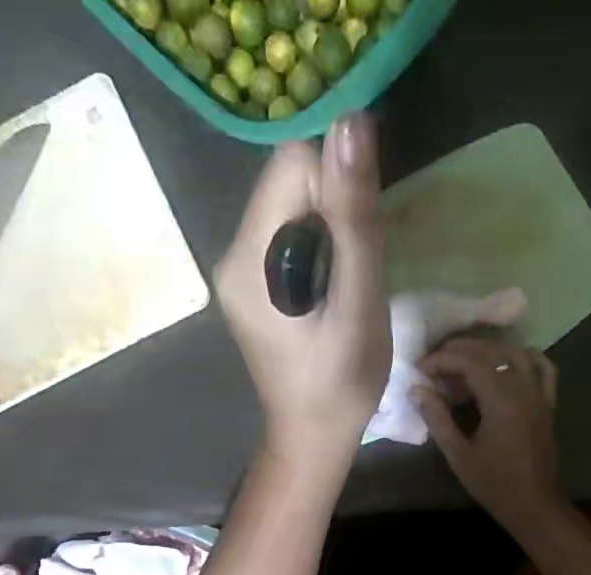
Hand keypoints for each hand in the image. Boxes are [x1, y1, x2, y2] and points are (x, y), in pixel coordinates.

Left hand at [214, 112, 390, 461]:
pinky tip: (329, 290)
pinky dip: (318, 246)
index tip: (358, 236)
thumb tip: (350, 123)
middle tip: (352, 271)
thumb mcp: (359, 302)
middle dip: (333, 207)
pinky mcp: (249, 282)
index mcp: (248, 262)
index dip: (337, 184)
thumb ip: (353, 217)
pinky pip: (288, 233)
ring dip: (330, 228)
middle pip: (289, 183)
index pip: (292, 165)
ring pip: (292, 206)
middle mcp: (231, 257)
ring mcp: (236, 270)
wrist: (310, 435)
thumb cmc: (341, 382)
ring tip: (342, 286)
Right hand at [415, 337, 563, 528]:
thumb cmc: (492, 483)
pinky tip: (507, 360)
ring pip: (516, 353)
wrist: (534, 504)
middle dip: (460, 350)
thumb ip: (438, 418)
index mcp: (501, 401)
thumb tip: (416, 390)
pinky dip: (525, 357)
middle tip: (434, 360)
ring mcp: (539, 394)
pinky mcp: (547, 403)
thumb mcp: (458, 454)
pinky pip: (542, 367)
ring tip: (463, 359)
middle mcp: (523, 389)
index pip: (470, 362)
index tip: (420, 368)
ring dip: (488, 349)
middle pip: (492, 352)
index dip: (442, 360)